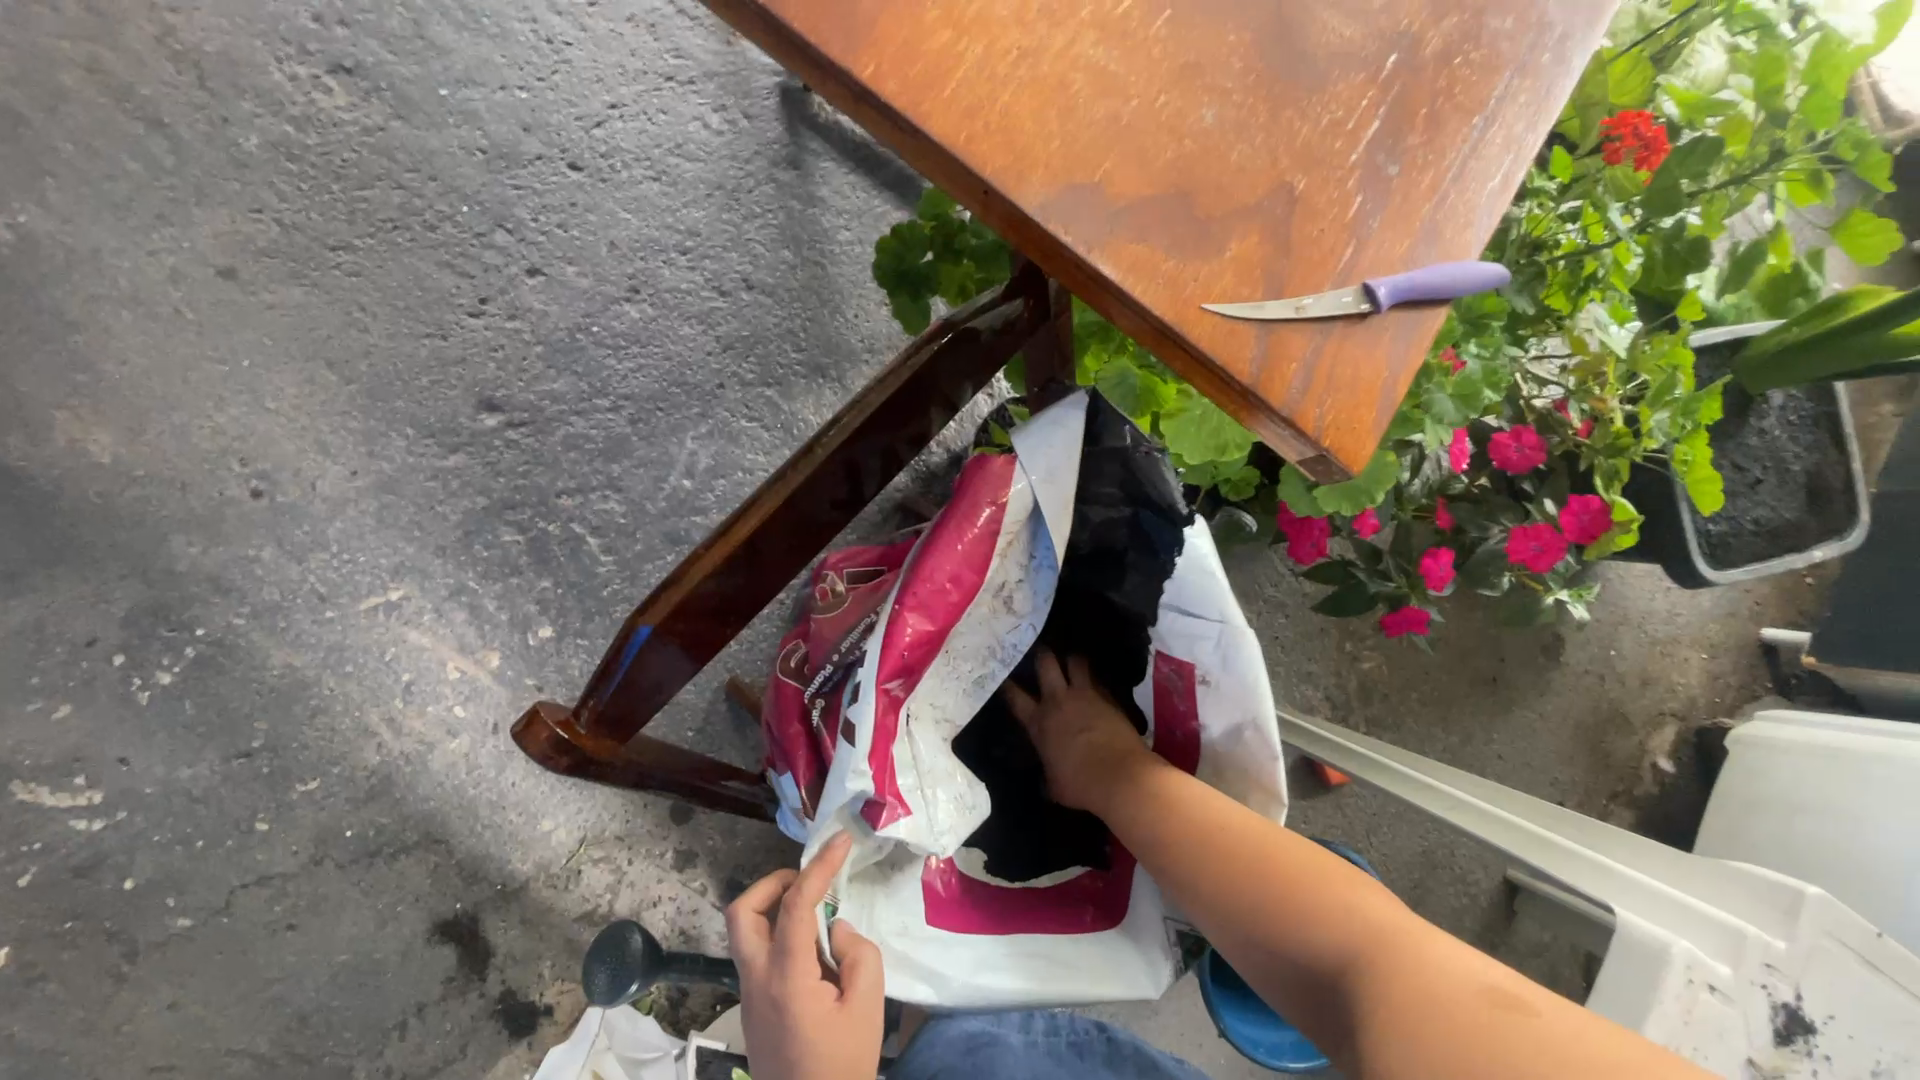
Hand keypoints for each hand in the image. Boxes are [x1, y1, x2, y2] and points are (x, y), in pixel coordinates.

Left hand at [725, 831, 883, 1079]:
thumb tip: (835, 929)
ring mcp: (749, 995)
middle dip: (773, 882)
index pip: (794, 905)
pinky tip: (813, 949)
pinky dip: (779, 933)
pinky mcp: (753, 1008)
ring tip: (815, 911)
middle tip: (809, 881)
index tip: (841, 841)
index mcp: (785, 978)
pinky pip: (758, 953)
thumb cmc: (842, 1066)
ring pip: (745, 932)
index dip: (818, 867)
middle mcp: (756, 980)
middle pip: (742, 912)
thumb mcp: (869, 1008)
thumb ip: (858, 954)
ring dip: (774, 907)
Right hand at [1003, 648, 1158, 815]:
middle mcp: (1059, 701)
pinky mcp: (1109, 697)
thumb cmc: (1081, 785)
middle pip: (1045, 662)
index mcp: (1039, 723)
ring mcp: (1085, 695)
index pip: (1015, 696)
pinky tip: (1094, 682)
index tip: (1004, 675)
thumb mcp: (1054, 786)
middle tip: (1040, 652)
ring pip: (1075, 661)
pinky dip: (1093, 678)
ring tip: (1070, 660)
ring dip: (1071, 659)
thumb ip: (1047, 775)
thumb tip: (1045, 781)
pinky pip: (1097, 679)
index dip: (1007, 684)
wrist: (1121, 776)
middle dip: (1041, 654)